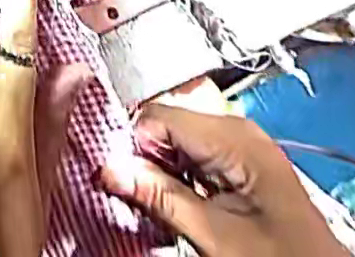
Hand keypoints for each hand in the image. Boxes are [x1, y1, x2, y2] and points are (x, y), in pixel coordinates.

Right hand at [100, 104, 349, 256]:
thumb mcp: (216, 238)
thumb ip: (161, 198)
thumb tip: (111, 168)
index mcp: (233, 136)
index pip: (158, 115)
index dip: (135, 145)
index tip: (123, 178)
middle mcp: (237, 129)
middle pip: (168, 125)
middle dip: (147, 157)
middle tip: (140, 197)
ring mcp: (242, 144)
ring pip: (179, 141)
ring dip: (164, 170)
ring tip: (164, 207)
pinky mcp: (243, 163)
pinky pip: (197, 155)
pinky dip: (182, 177)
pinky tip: (185, 207)